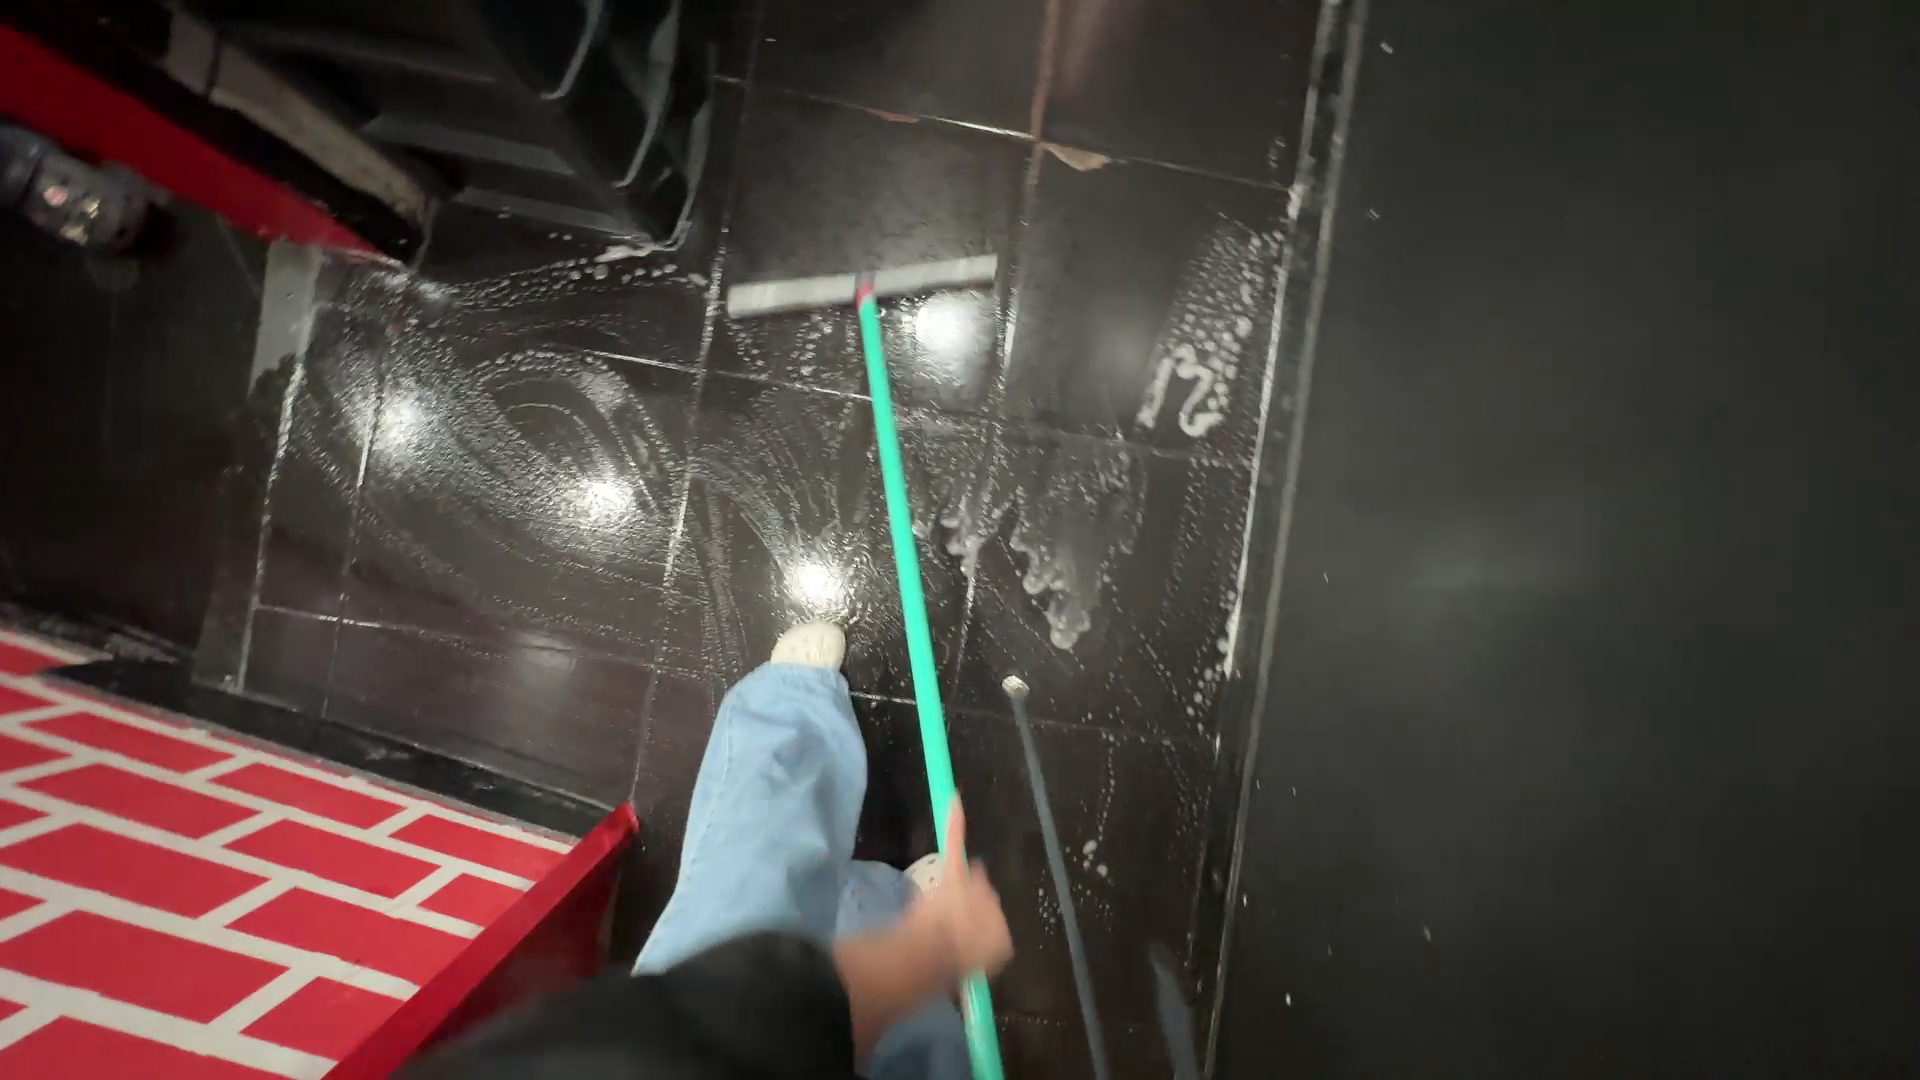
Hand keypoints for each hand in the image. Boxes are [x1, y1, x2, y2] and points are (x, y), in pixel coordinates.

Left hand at [908, 803, 1013, 978]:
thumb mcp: (969, 970)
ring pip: (968, 879)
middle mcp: (995, 906)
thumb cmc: (950, 968)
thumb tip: (968, 943)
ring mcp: (975, 887)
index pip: (988, 927)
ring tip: (942, 913)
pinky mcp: (956, 869)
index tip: (958, 938)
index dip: (969, 931)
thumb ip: (975, 953)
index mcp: (1002, 939)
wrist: (937, 953)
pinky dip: (955, 821)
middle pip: (979, 898)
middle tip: (947, 923)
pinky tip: (955, 799)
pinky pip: (956, 841)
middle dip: (965, 906)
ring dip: (957, 891)